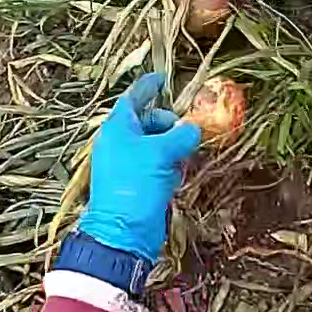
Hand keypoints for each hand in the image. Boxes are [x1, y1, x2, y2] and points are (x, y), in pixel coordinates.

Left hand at [76, 73, 202, 259]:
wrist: (124, 232)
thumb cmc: (135, 184)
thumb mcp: (161, 153)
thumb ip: (180, 135)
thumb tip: (193, 128)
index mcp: (118, 128)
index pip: (133, 98)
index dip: (148, 87)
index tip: (162, 78)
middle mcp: (121, 143)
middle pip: (149, 122)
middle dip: (170, 123)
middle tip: (188, 129)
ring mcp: (130, 164)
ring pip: (157, 145)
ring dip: (174, 147)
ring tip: (187, 153)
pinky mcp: (140, 183)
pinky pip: (159, 165)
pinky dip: (171, 165)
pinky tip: (180, 174)